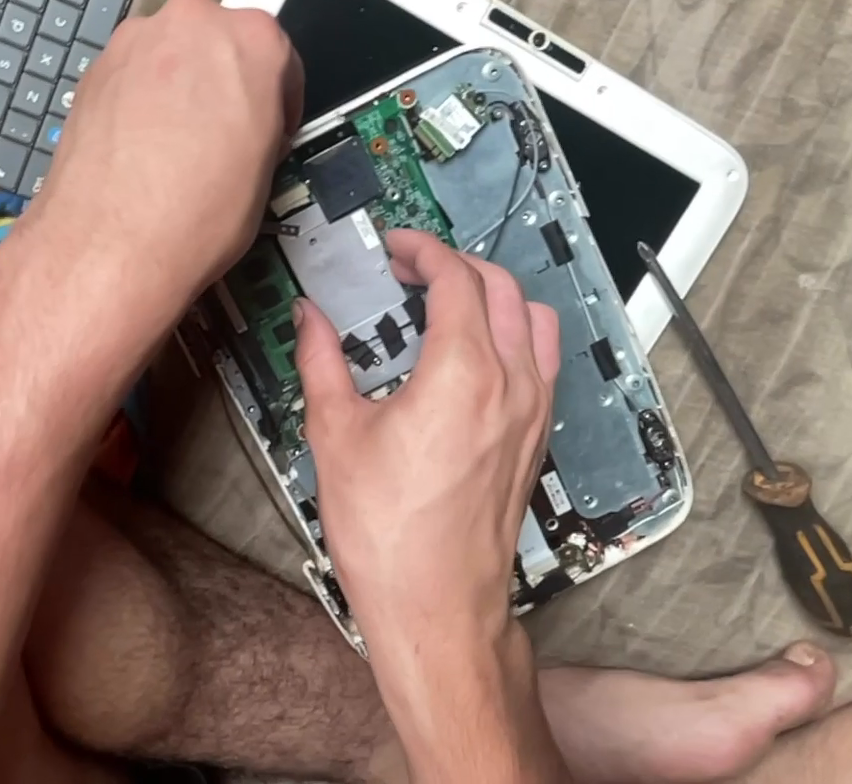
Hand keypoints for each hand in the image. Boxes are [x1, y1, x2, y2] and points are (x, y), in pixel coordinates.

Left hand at [14, 0, 302, 330]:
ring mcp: (136, 42)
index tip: (269, 122)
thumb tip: (246, 125)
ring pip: (168, 56)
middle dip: (219, 83)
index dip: (276, 100)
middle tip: (221, 133)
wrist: (111, 244)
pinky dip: (137, 101)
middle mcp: (192, 24)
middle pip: (216, 45)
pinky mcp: (94, 68)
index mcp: (254, 41)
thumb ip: (260, 122)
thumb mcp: (265, 169)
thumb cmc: (195, 214)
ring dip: (175, 89)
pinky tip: (141, 147)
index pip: (278, 59)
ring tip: (175, 146)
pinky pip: (129, 76)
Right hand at [294, 230, 560, 644]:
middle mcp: (511, 384)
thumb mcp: (335, 432)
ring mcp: (533, 413)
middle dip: (455, 264)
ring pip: (534, 319)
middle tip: (409, 271)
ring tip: (445, 303)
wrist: (435, 605)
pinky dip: (512, 332)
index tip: (394, 247)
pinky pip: (541, 360)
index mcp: (462, 373)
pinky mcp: (537, 439)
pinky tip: (469, 353)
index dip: (423, 250)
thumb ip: (322, 360)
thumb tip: (310, 317)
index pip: (457, 280)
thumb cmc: (384, 527)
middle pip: (502, 288)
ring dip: (493, 294)